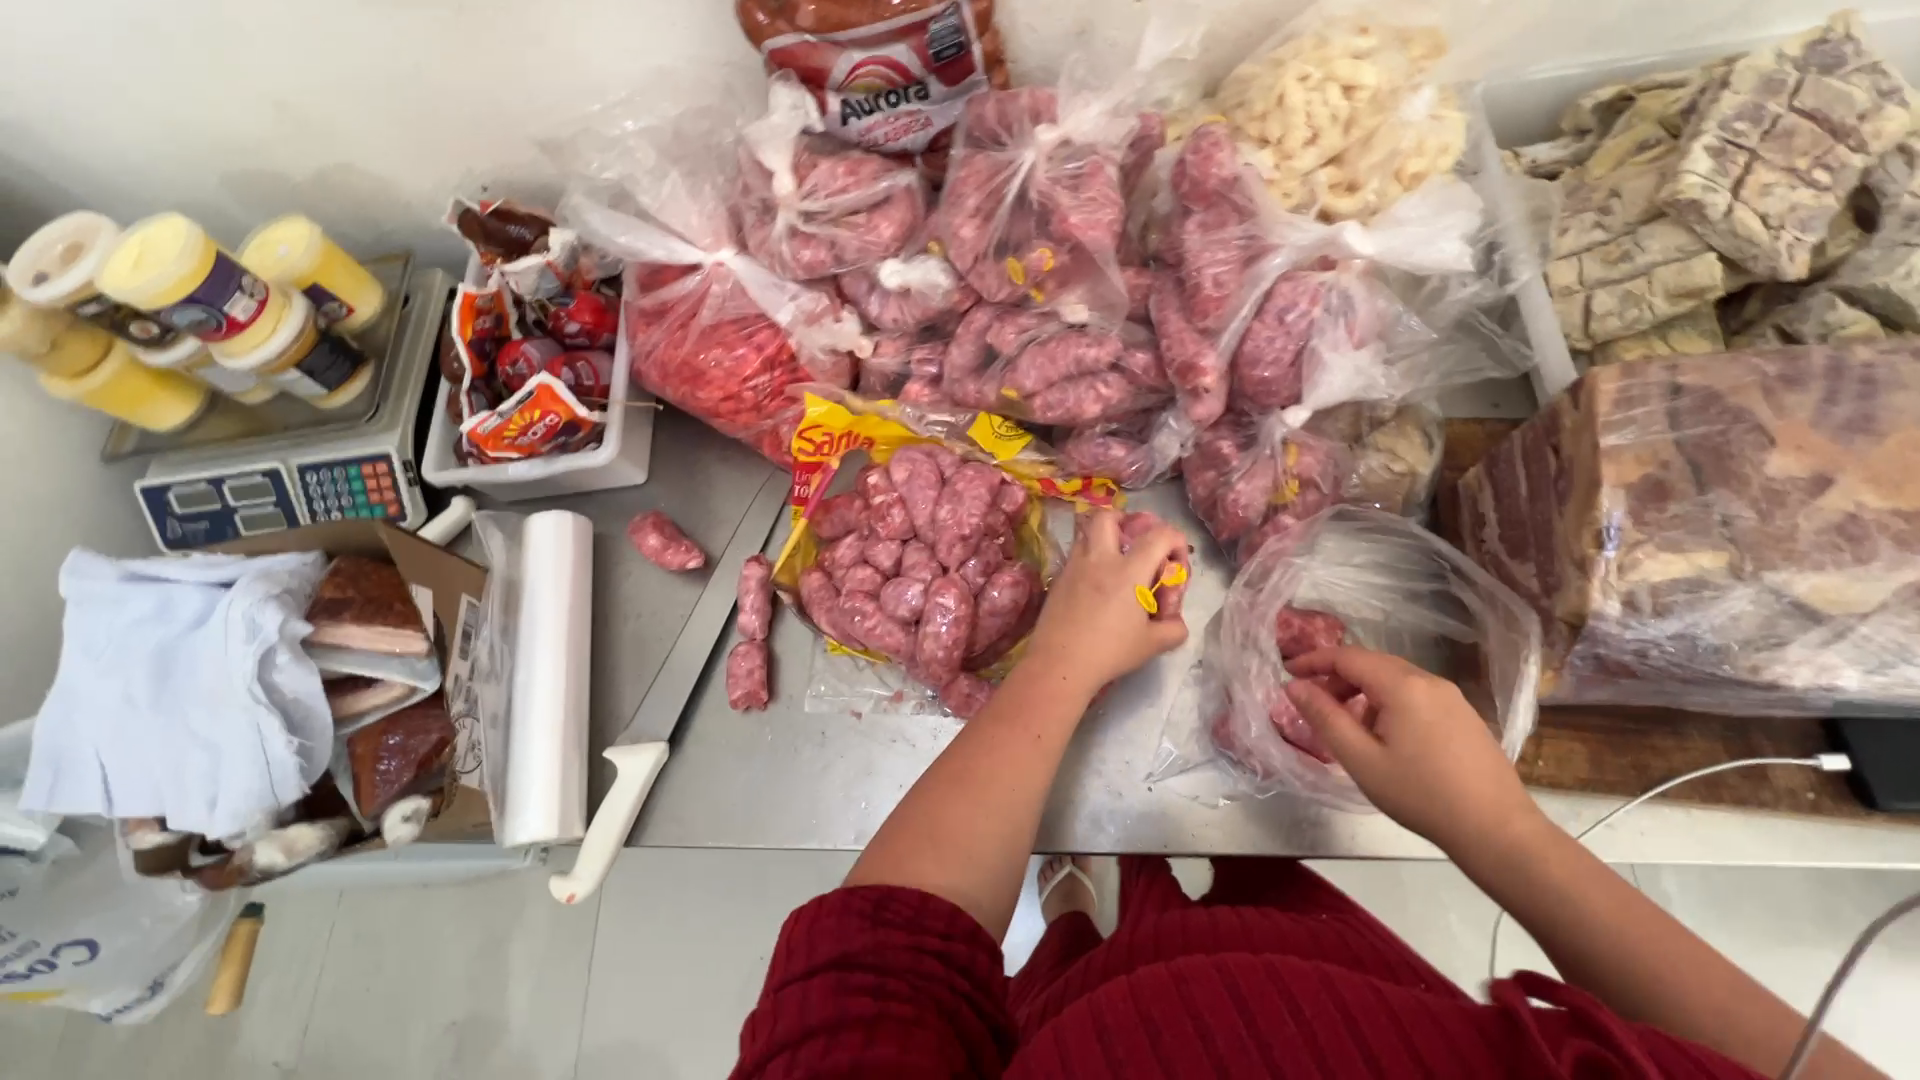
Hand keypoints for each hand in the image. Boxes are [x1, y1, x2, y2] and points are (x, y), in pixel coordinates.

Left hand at [1023, 510, 1189, 695]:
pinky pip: (1074, 554)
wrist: (1059, 664)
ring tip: (1115, 563)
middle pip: (1108, 516)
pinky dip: (1088, 559)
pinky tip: (1095, 586)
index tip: (1175, 566)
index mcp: (1129, 571)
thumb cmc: (1109, 653)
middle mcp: (1100, 560)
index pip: (1160, 535)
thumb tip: (1175, 622)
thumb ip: (1173, 628)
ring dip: (1103, 538)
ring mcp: (1074, 566)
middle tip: (1135, 546)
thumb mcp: (1152, 644)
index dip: (1176, 542)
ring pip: (1085, 531)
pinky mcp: (1058, 579)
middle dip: (1126, 523)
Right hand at [1284, 647, 1548, 854]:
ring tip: (1347, 726)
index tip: (1287, 673)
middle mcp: (1429, 681)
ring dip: (1362, 691)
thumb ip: (1324, 717)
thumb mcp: (1361, 760)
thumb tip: (1295, 686)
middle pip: (1372, 663)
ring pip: (1395, 679)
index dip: (1313, 661)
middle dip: (1337, 677)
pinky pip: (1415, 695)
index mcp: (1403, 686)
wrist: (1498, 830)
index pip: (1348, 656)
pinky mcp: (1464, 716)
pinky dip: (1387, 702)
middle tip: (1312, 702)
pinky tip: (1385, 737)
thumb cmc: (1421, 795)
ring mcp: (1452, 698)